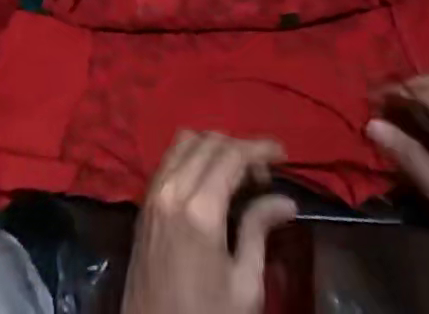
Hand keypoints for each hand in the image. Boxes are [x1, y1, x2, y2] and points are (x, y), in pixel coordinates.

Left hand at [121, 131, 299, 313]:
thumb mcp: (244, 286)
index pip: (233, 154)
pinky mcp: (143, 206)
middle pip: (209, 141)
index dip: (260, 148)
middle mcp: (172, 190)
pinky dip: (191, 156)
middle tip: (263, 176)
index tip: (283, 155)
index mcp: (200, 209)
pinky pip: (168, 160)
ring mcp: (153, 196)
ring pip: (184, 142)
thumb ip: (259, 231)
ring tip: (236, 173)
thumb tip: (285, 201)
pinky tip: (209, 180)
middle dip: (240, 147)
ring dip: (213, 147)